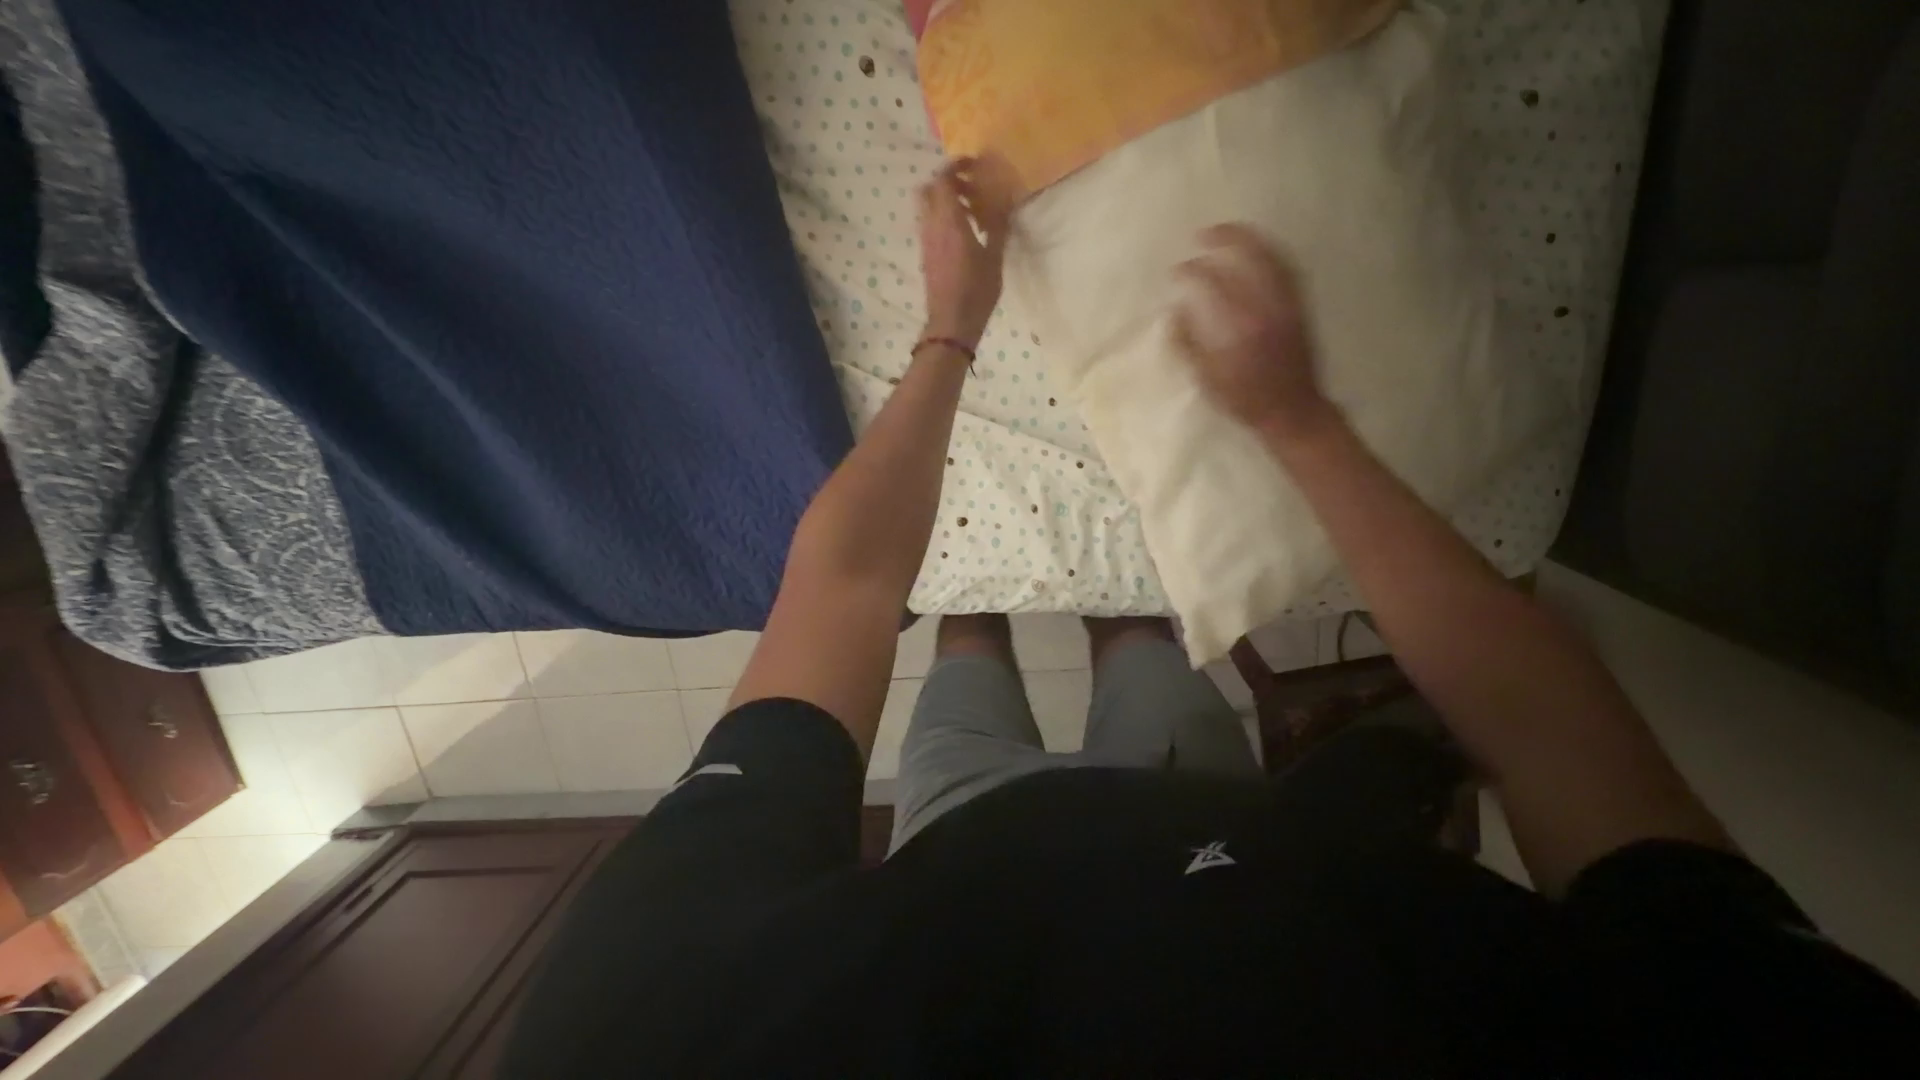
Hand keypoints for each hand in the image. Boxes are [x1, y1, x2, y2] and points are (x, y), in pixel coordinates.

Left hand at [918, 156, 1013, 348]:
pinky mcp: (926, 255)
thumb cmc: (976, 291)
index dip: (956, 166)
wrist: (951, 324)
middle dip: (948, 182)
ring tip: (971, 212)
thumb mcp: (994, 258)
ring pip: (927, 207)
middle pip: (929, 189)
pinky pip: (930, 224)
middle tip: (971, 188)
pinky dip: (943, 218)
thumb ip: (998, 227)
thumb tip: (1005, 202)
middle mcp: (931, 226)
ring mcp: (925, 241)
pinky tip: (963, 233)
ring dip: (945, 201)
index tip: (974, 164)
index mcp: (948, 221)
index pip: (943, 180)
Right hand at [1172, 224, 1335, 438]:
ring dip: (1251, 240)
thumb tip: (1174, 313)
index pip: (1213, 283)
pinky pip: (1288, 270)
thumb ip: (1188, 344)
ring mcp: (1289, 304)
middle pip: (1250, 256)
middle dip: (1226, 239)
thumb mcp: (1207, 379)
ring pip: (1273, 257)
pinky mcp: (1301, 308)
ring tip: (1231, 234)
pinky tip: (1259, 254)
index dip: (1192, 271)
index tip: (1176, 270)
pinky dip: (1271, 255)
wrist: (1293, 411)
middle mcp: (1268, 306)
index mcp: (1240, 325)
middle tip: (1204, 234)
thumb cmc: (1245, 400)